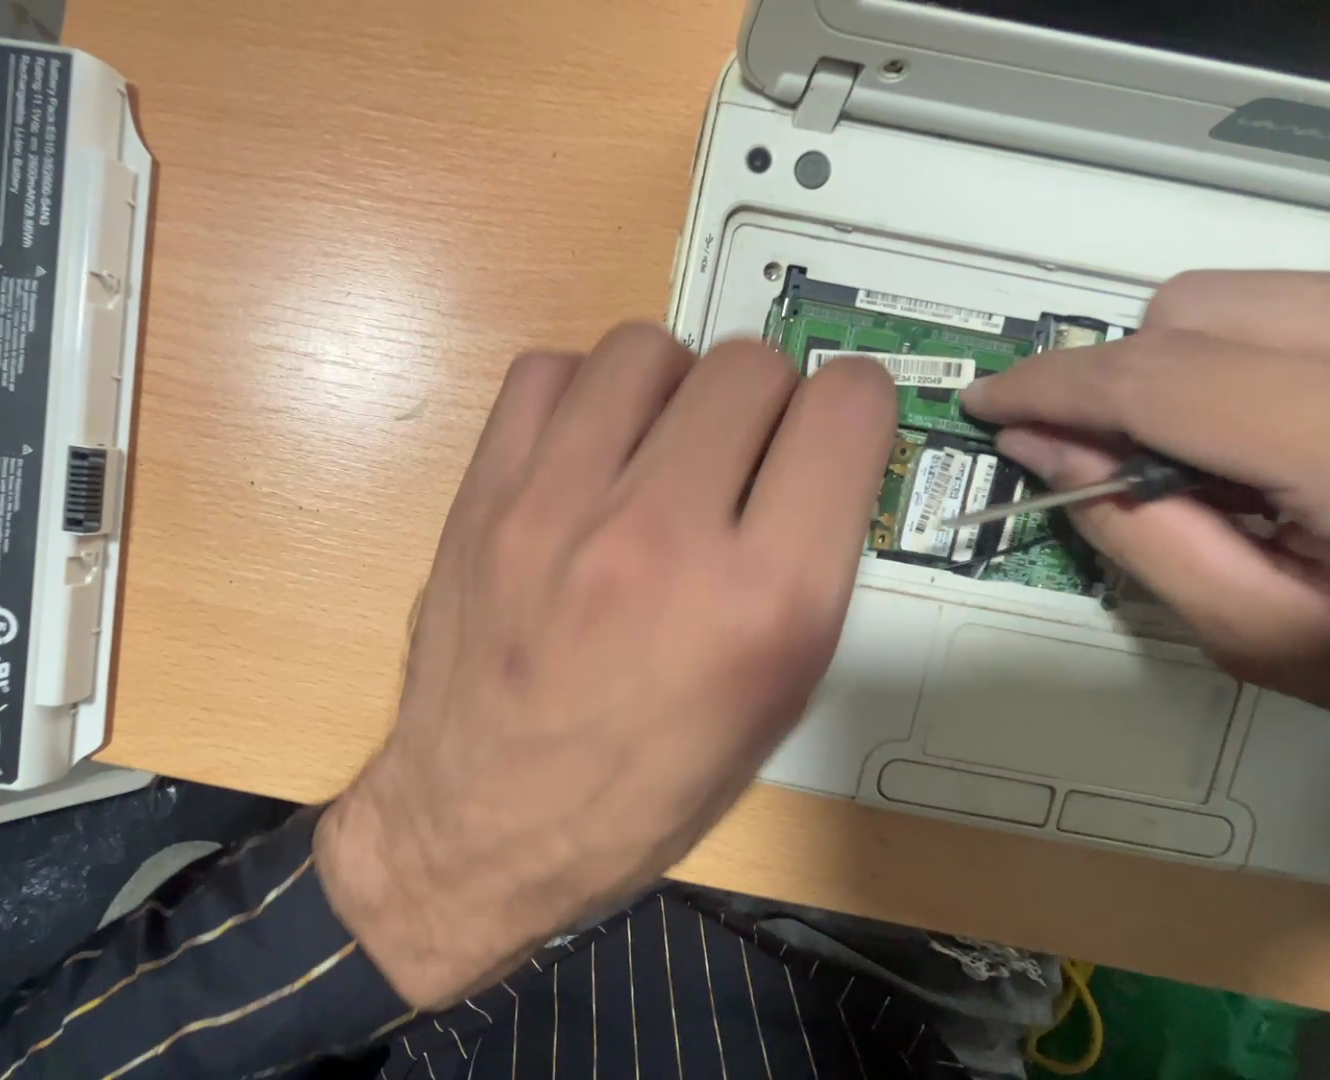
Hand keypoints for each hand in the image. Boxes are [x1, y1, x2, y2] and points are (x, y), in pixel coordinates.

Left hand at [313, 324, 896, 1008]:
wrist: (479, 825)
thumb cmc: (641, 792)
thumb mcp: (771, 704)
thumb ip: (805, 565)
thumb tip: (803, 457)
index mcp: (763, 602)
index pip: (845, 411)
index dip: (850, 409)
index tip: (826, 433)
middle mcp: (662, 534)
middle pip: (747, 364)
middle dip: (763, 401)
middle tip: (736, 455)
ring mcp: (557, 504)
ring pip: (645, 348)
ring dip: (671, 386)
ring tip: (655, 445)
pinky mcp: (483, 496)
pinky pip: (545, 373)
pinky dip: (579, 394)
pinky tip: (582, 448)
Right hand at [961, 271, 1329, 768]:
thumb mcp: (1276, 639)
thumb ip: (1140, 535)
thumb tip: (1049, 446)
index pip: (1164, 375)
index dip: (1054, 384)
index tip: (990, 401)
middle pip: (1205, 304)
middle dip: (1127, 373)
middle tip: (1124, 456)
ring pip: (1265, 291)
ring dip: (1199, 366)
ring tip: (1241, 457)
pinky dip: (1275, 358)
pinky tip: (1314, 433)